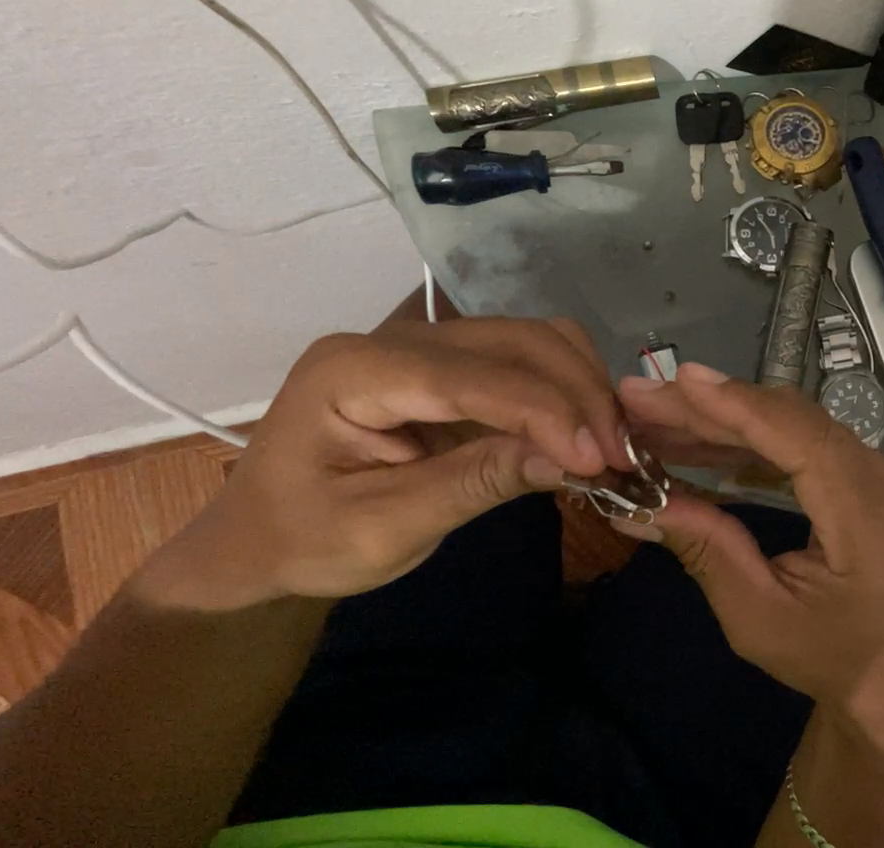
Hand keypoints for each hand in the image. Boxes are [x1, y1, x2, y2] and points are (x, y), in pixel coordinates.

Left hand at [133, 319, 630, 611]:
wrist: (261, 541)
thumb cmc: (303, 542)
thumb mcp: (383, 528)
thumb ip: (476, 483)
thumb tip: (574, 462)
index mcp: (355, 371)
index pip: (475, 376)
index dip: (547, 412)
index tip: (601, 459)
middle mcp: (399, 339)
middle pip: (520, 341)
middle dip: (581, 395)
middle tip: (622, 455)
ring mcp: (433, 345)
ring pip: (539, 341)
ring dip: (586, 388)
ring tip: (613, 445)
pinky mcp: (462, 364)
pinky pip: (535, 360)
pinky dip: (573, 391)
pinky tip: (589, 430)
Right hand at [617, 364, 883, 749]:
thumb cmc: (826, 656)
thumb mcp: (757, 616)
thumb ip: (708, 549)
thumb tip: (636, 502)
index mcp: (869, 520)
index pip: (803, 442)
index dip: (742, 408)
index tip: (683, 381)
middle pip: (796, 424)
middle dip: (717, 409)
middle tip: (643, 397)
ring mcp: (880, 475)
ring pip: (798, 428)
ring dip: (729, 421)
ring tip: (657, 417)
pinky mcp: (866, 477)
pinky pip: (807, 444)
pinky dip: (753, 440)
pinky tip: (702, 440)